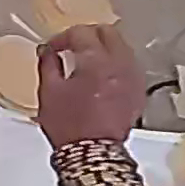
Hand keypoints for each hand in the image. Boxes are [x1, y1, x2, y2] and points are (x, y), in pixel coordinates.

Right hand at [36, 25, 146, 146]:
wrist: (92, 153)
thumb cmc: (69, 125)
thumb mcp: (48, 91)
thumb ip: (48, 64)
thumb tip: (47, 51)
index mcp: (95, 60)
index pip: (81, 32)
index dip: (62, 37)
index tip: (52, 48)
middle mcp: (119, 64)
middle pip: (108, 32)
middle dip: (87, 35)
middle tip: (71, 47)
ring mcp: (132, 77)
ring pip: (121, 47)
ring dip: (103, 48)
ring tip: (86, 62)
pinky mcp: (138, 92)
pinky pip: (129, 66)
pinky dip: (114, 64)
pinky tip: (101, 76)